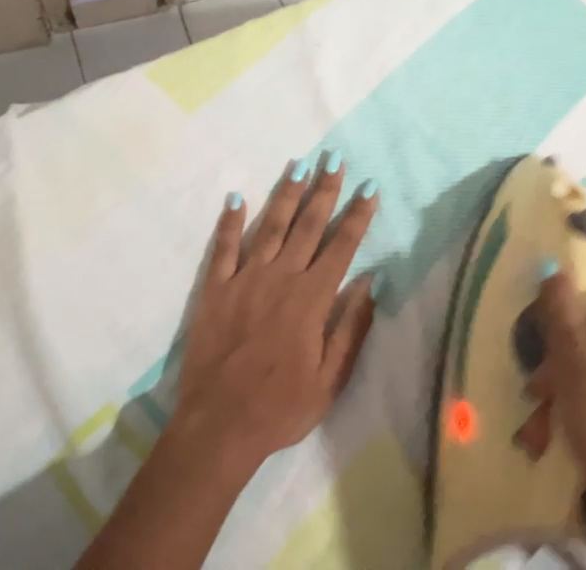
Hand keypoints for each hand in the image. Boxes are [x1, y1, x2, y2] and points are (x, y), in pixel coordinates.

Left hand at [170, 156, 379, 472]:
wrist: (219, 426)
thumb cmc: (281, 408)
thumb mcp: (330, 379)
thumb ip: (350, 327)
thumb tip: (371, 281)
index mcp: (311, 299)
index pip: (341, 246)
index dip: (358, 215)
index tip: (370, 186)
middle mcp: (280, 279)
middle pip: (308, 226)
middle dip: (325, 190)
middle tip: (335, 158)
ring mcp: (244, 280)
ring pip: (271, 227)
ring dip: (286, 194)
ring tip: (299, 165)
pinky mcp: (214, 290)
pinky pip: (223, 248)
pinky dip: (230, 221)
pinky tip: (237, 197)